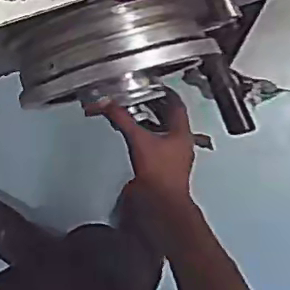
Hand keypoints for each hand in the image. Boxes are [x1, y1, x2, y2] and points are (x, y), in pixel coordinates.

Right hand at [93, 89, 204, 214]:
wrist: (161, 203)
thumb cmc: (159, 173)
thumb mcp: (138, 139)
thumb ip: (122, 119)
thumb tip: (109, 105)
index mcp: (181, 133)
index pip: (177, 104)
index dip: (165, 92)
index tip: (155, 85)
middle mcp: (181, 142)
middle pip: (169, 117)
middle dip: (153, 106)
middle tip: (140, 97)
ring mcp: (174, 155)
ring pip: (162, 130)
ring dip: (148, 121)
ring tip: (134, 113)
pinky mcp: (164, 165)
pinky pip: (156, 143)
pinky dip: (145, 135)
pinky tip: (134, 135)